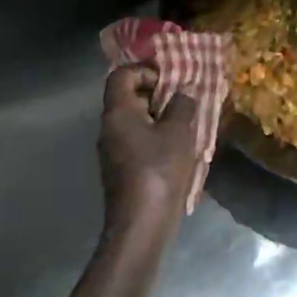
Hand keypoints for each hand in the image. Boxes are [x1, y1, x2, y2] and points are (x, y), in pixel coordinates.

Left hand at [98, 66, 200, 241]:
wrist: (140, 226)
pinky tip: (178, 148)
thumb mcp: (178, 131)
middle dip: (157, 93)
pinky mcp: (121, 170)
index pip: (121, 75)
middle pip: (128, 96)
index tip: (169, 79)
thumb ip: (182, 104)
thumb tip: (184, 92)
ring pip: (135, 120)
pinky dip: (156, 136)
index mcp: (118, 112)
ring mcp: (113, 151)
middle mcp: (109, 128)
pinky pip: (137, 140)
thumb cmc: (158, 170)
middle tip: (183, 98)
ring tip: (186, 121)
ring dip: (160, 116)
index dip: (144, 70)